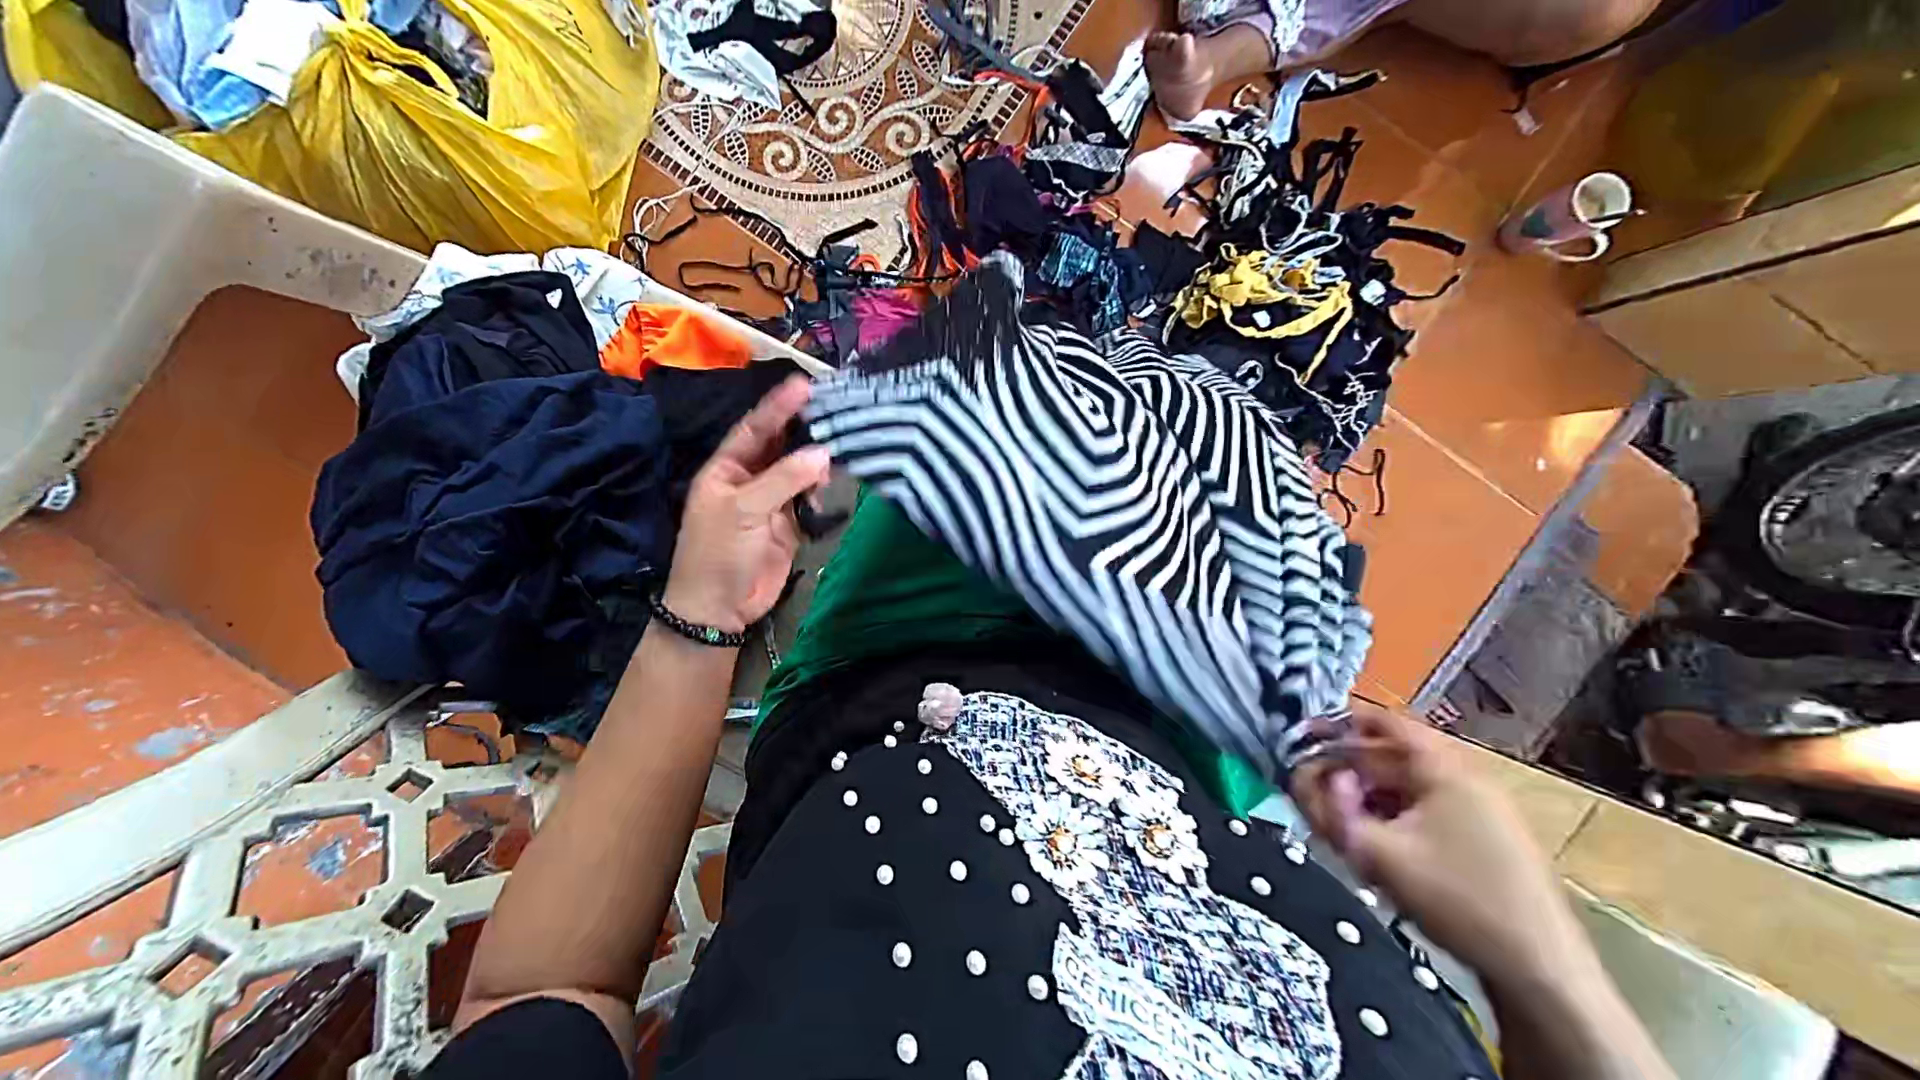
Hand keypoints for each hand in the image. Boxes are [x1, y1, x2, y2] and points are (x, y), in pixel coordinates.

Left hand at [662, 375, 830, 634]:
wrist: (720, 608)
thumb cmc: (718, 553)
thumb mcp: (744, 510)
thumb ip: (783, 480)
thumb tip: (823, 454)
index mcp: (727, 468)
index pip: (756, 428)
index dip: (779, 406)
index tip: (805, 384)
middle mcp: (750, 478)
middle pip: (781, 445)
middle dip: (805, 427)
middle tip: (836, 407)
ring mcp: (772, 501)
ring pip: (800, 470)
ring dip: (818, 458)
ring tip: (843, 441)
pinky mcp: (791, 523)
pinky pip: (810, 497)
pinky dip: (822, 488)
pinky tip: (834, 478)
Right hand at [1291, 702, 1585, 987]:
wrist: (1543, 973)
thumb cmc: (1458, 901)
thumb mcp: (1375, 854)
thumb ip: (1328, 810)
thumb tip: (1301, 776)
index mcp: (1444, 768)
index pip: (1383, 721)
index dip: (1338, 722)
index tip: (1302, 735)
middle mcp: (1466, 777)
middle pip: (1391, 754)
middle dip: (1346, 766)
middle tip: (1311, 785)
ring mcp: (1482, 808)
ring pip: (1406, 783)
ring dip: (1366, 793)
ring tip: (1337, 816)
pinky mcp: (1487, 838)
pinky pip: (1425, 807)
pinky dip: (1392, 812)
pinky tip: (1374, 840)